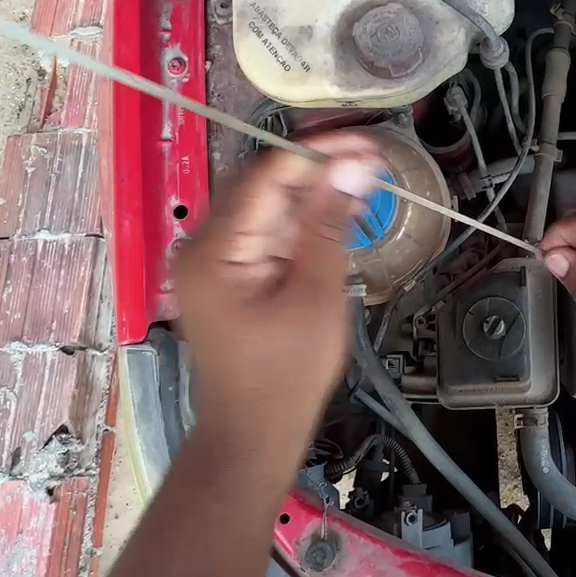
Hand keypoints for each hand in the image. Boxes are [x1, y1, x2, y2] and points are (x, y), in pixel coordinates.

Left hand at [173, 131, 382, 451]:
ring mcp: (213, 260)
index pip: (267, 175)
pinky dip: (302, 222)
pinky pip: (266, 232)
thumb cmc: (288, 373)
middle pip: (263, 185)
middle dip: (318, 166)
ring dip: (314, 192)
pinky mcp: (229, 274)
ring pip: (267, 206)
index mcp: (214, 249)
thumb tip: (354, 163)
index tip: (368, 142)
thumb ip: (330, 224)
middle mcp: (203, 244)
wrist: (254, 434)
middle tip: (372, 156)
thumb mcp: (316, 293)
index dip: (319, 152)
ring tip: (365, 177)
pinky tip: (339, 213)